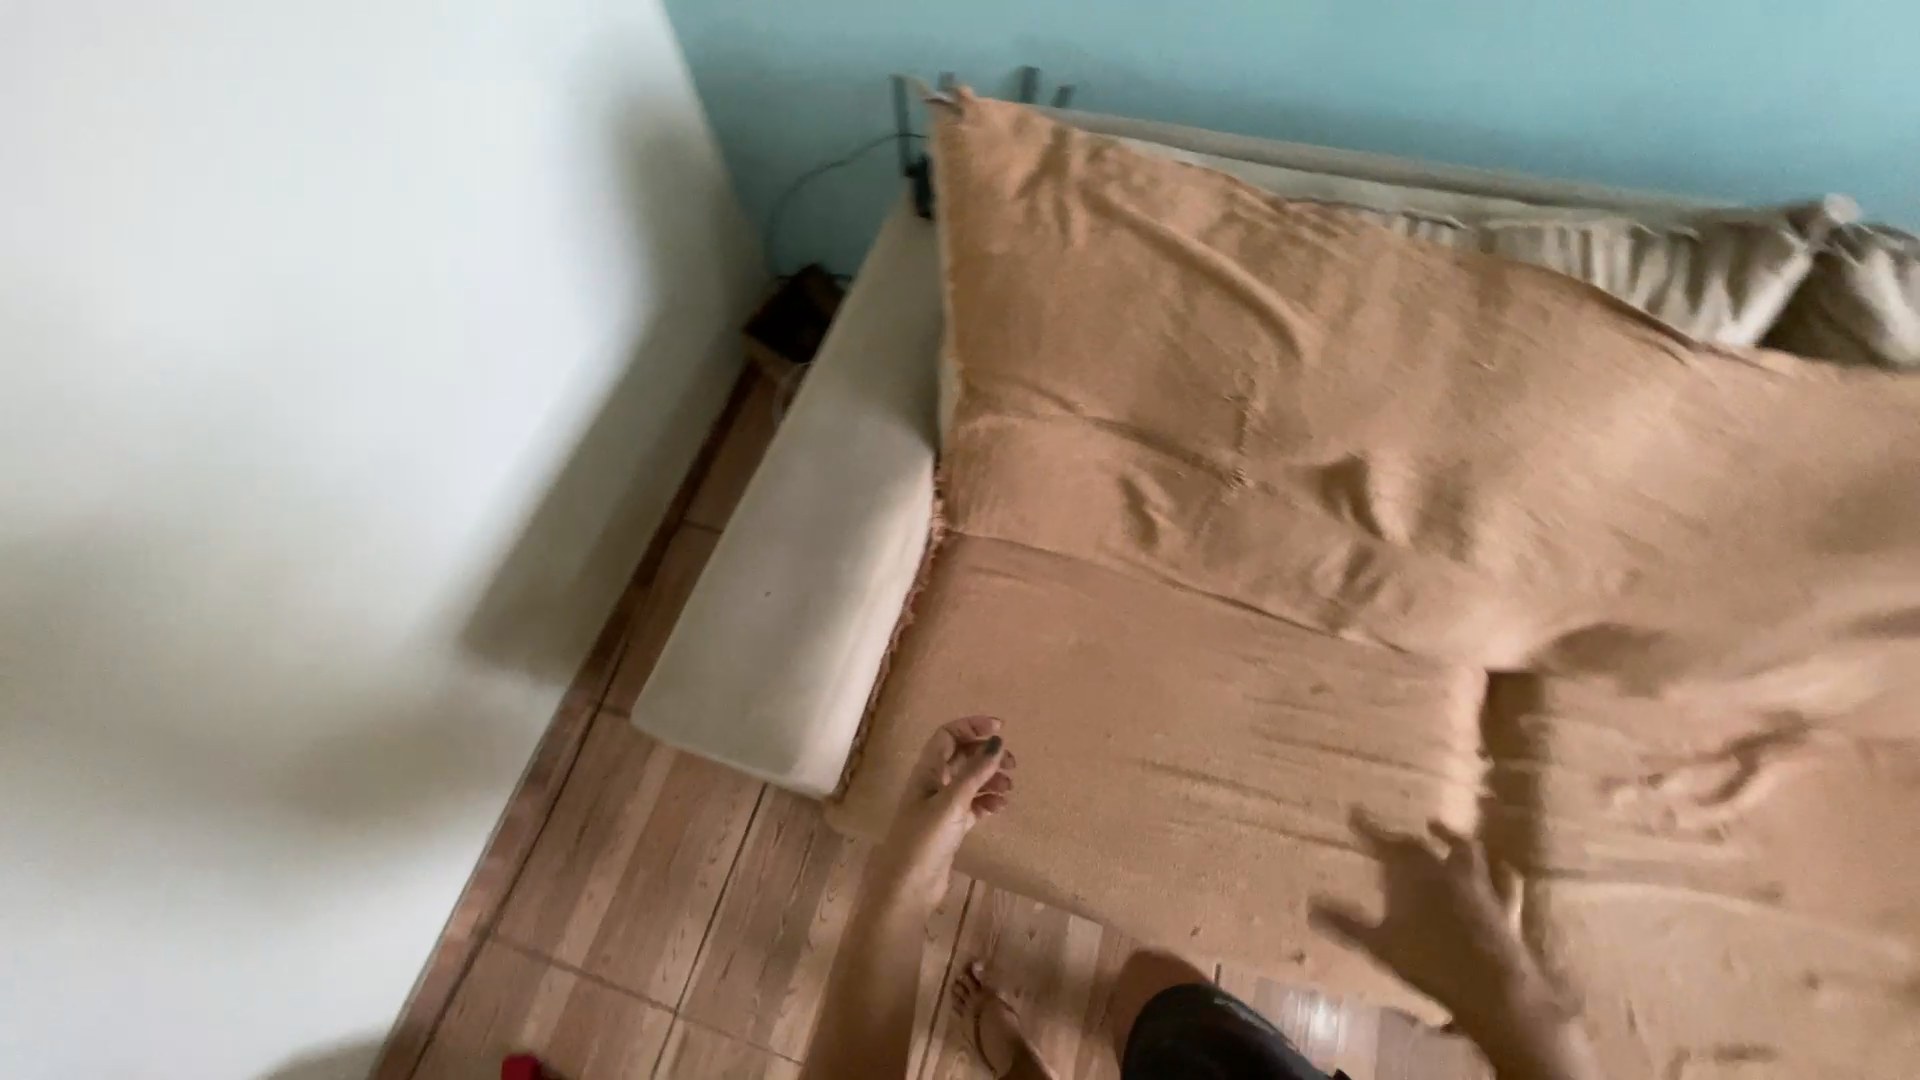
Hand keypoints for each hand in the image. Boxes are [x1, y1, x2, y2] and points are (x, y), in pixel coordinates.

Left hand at [870, 715, 1016, 911]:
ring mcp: (941, 806)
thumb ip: (975, 772)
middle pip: (962, 756)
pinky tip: (1000, 807)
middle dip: (986, 754)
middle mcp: (933, 784)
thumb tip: (996, 741)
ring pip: (969, 781)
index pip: (948, 735)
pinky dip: (987, 802)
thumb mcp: (952, 802)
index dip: (971, 726)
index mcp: (927, 771)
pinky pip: (973, 805)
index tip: (999, 729)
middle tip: (1012, 762)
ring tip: (1009, 787)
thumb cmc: (924, 840)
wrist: (907, 889)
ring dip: (990, 778)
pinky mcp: (950, 828)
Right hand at [1310, 815, 1566, 1031]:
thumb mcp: (1379, 944)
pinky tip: (1499, 867)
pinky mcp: (1507, 909)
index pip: (1384, 842)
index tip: (1354, 812)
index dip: (1368, 827)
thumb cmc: (1430, 962)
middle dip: (1404, 838)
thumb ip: (1346, 923)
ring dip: (1453, 839)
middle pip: (1421, 845)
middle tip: (1393, 834)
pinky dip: (1499, 871)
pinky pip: (1506, 881)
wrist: (1495, 989)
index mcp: (1413, 875)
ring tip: (1441, 830)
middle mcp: (1446, 872)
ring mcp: (1480, 888)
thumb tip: (1310, 905)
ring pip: (1468, 852)